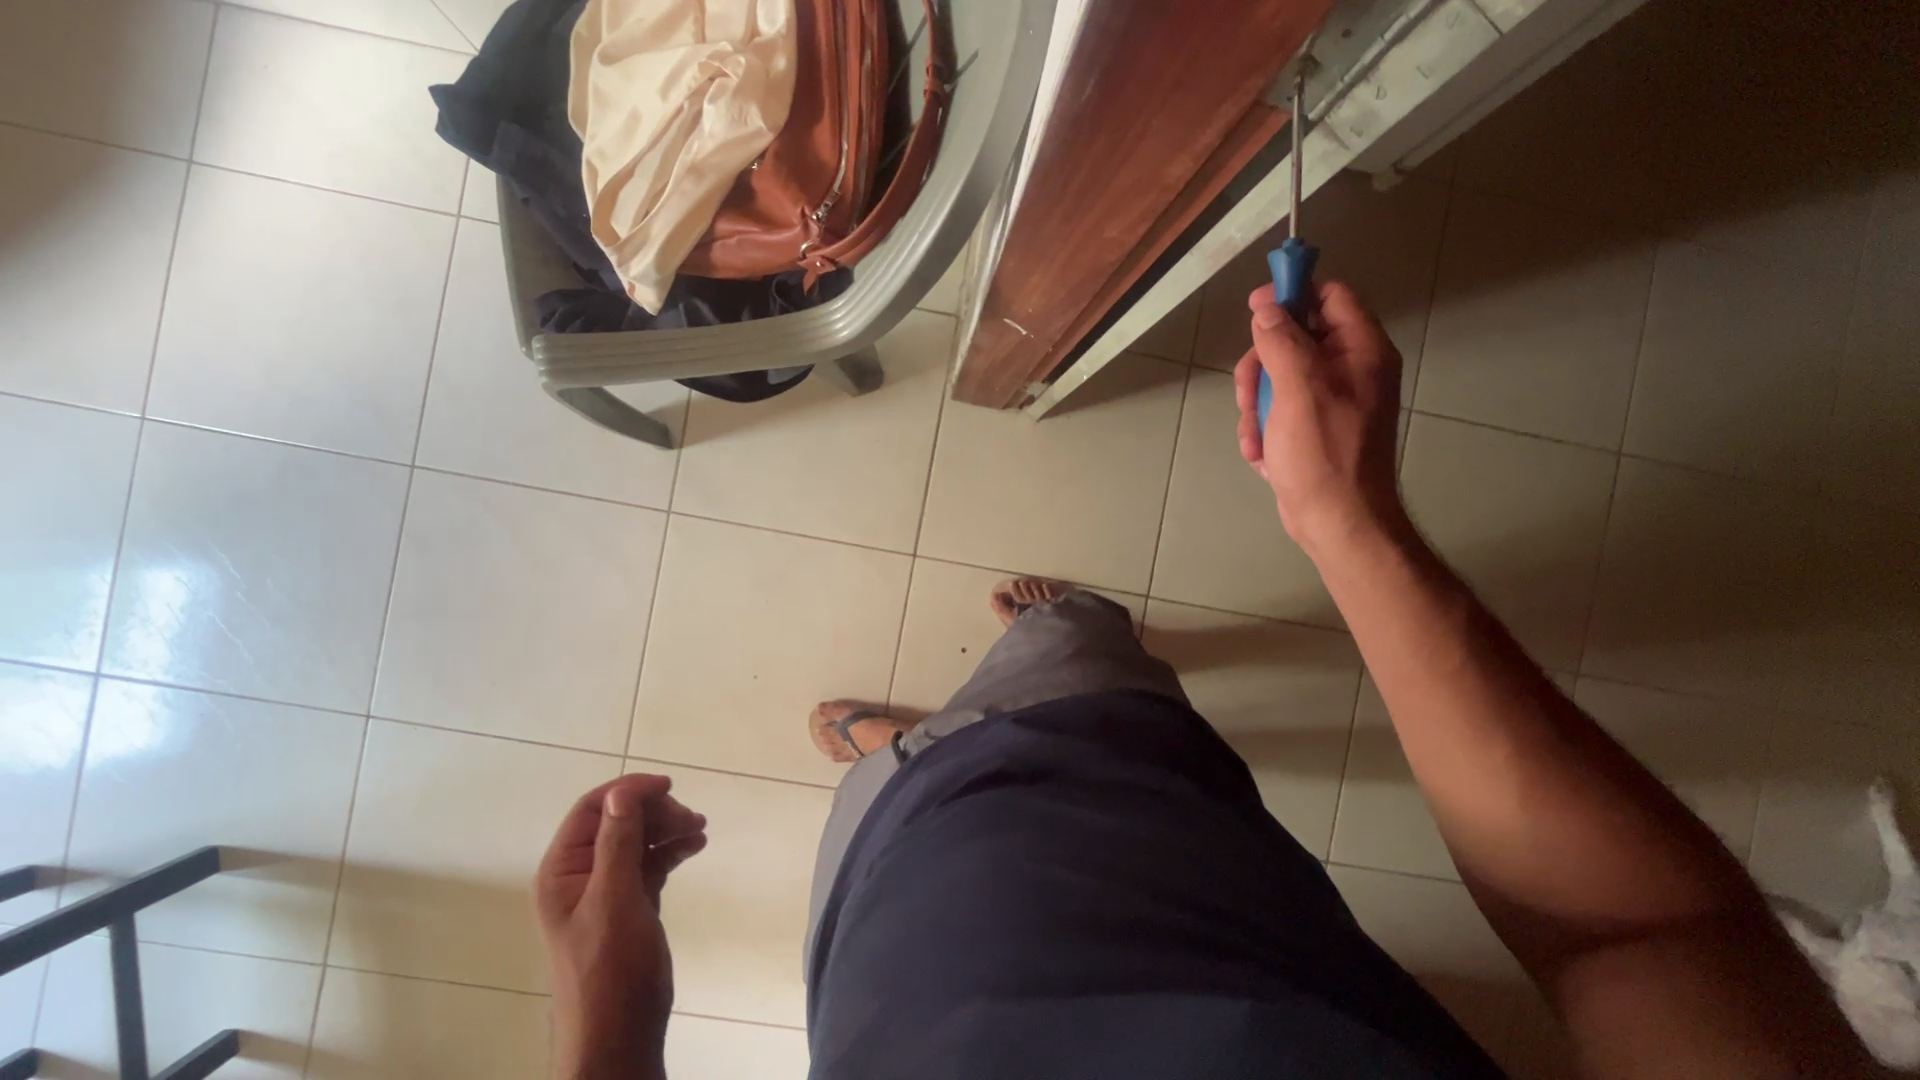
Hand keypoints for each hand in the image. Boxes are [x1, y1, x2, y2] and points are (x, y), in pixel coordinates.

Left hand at [535, 773, 707, 1079]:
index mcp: (561, 872)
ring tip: (700, 830)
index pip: (591, 810)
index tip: (669, 786)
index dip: (627, 791)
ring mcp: (605, 892)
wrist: (619, 1037)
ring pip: (637, 841)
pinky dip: (671, 851)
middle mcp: (579, 876)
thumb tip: (622, 792)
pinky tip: (694, 846)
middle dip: (654, 812)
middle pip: (617, 822)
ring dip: (667, 829)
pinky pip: (649, 865)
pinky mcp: (629, 907)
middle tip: (691, 820)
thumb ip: (616, 843)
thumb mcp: (614, 900)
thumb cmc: (611, 970)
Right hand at [1233, 280, 1405, 550]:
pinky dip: (1263, 429)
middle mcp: (1350, 369)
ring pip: (1277, 377)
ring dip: (1255, 405)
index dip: (1292, 294)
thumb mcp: (1298, 389)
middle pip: (1294, 337)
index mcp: (1361, 350)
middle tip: (1247, 392)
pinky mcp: (1312, 427)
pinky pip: (1277, 409)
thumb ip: (1282, 340)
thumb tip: (1267, 306)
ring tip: (1255, 435)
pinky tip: (1262, 453)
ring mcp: (1330, 400)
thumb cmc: (1324, 453)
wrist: (1337, 520)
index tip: (1255, 308)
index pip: (1330, 296)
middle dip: (1261, 365)